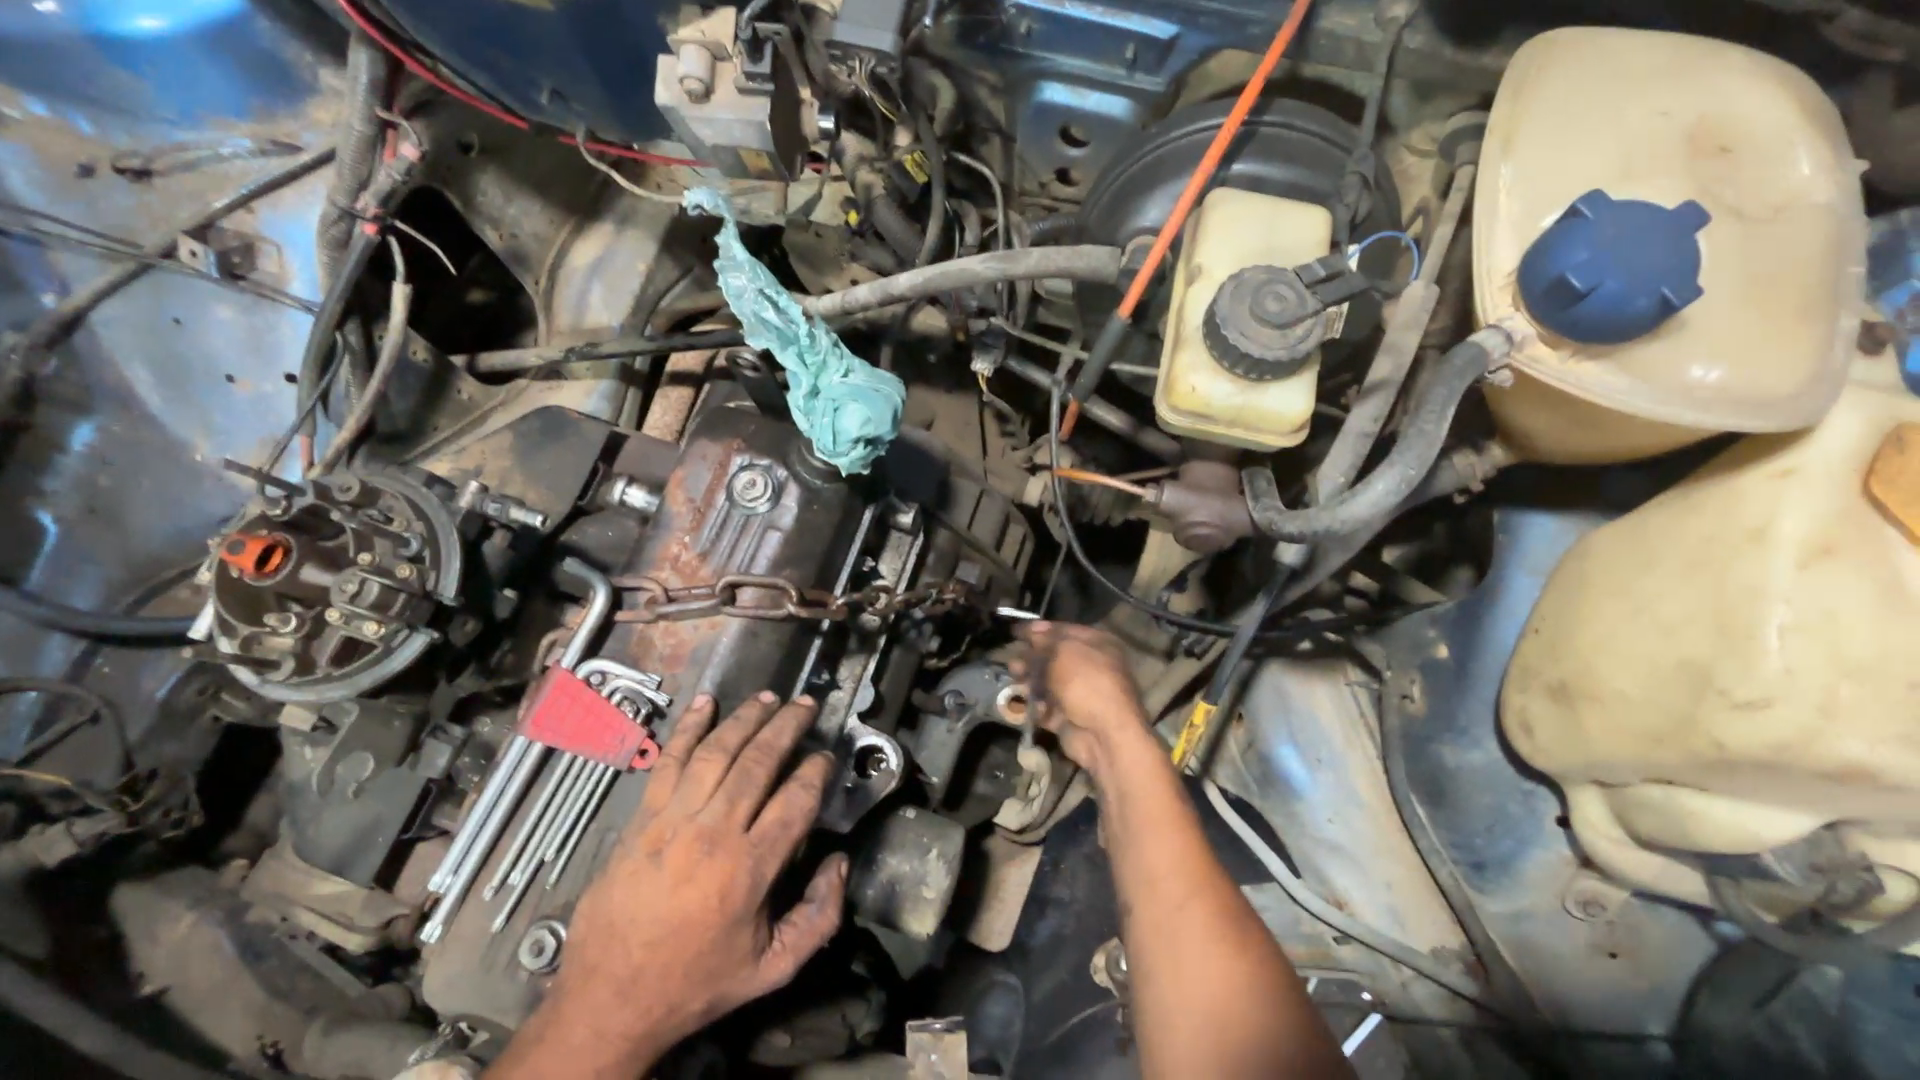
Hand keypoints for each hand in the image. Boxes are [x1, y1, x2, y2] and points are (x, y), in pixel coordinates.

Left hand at [517, 692, 847, 1074]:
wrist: (610, 998)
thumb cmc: (697, 983)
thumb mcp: (772, 969)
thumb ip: (819, 917)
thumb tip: (839, 863)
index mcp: (750, 869)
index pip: (795, 800)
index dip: (816, 771)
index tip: (826, 755)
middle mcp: (713, 833)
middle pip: (758, 762)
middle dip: (787, 727)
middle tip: (806, 705)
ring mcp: (672, 821)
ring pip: (716, 753)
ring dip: (745, 719)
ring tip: (768, 698)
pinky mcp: (641, 820)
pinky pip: (669, 762)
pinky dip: (688, 729)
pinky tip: (705, 704)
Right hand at [1010, 621, 1154, 780]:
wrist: (1103, 733)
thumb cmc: (1086, 682)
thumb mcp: (1063, 652)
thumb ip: (1045, 642)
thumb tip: (1032, 635)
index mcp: (1097, 644)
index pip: (1063, 630)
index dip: (1039, 629)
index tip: (1014, 631)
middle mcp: (1091, 666)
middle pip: (1053, 657)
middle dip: (1031, 656)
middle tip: (1012, 659)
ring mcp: (1080, 694)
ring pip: (1047, 682)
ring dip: (1029, 679)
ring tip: (1014, 676)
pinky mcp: (1069, 717)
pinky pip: (1046, 707)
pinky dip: (1034, 704)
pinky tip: (1024, 701)